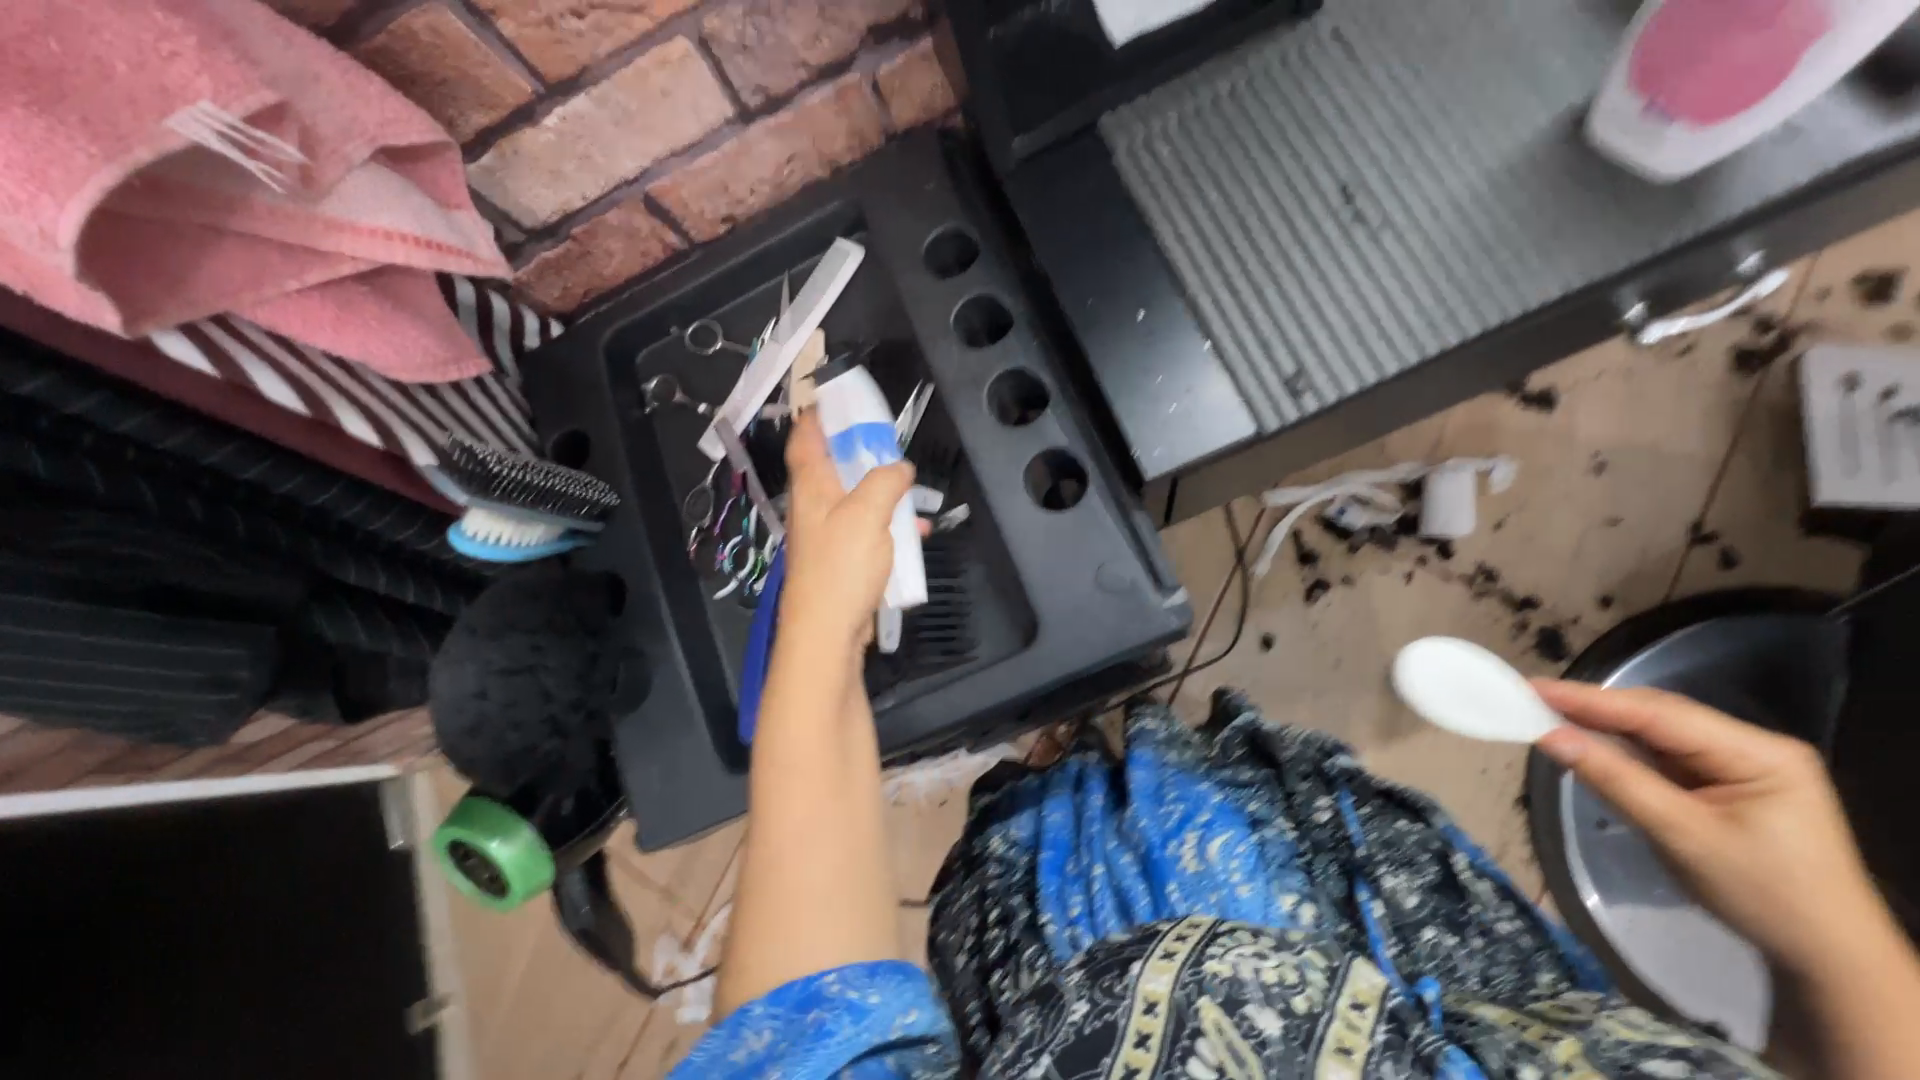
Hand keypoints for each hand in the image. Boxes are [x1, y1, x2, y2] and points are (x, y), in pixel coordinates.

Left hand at [777, 411, 914, 649]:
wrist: (827, 633)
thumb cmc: (841, 567)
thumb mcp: (868, 513)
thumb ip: (885, 482)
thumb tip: (900, 467)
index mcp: (812, 487)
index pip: (805, 439)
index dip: (817, 416)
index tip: (836, 398)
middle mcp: (816, 506)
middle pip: (834, 467)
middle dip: (861, 452)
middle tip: (889, 441)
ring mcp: (829, 535)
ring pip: (856, 500)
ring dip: (883, 492)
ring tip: (912, 489)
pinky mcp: (843, 562)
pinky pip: (869, 532)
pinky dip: (891, 528)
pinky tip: (918, 534)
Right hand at [1534, 680, 1888, 976]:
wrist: (1826, 955)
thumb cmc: (1762, 894)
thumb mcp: (1681, 836)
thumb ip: (1615, 780)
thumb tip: (1549, 736)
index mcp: (1759, 752)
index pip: (1659, 714)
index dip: (1591, 700)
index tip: (1533, 687)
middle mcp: (1752, 746)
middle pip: (1659, 717)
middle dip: (1595, 708)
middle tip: (1531, 698)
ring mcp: (1740, 764)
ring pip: (1658, 734)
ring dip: (1605, 726)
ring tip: (1548, 713)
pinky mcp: (1725, 783)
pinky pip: (1664, 756)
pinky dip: (1623, 749)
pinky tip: (1590, 742)